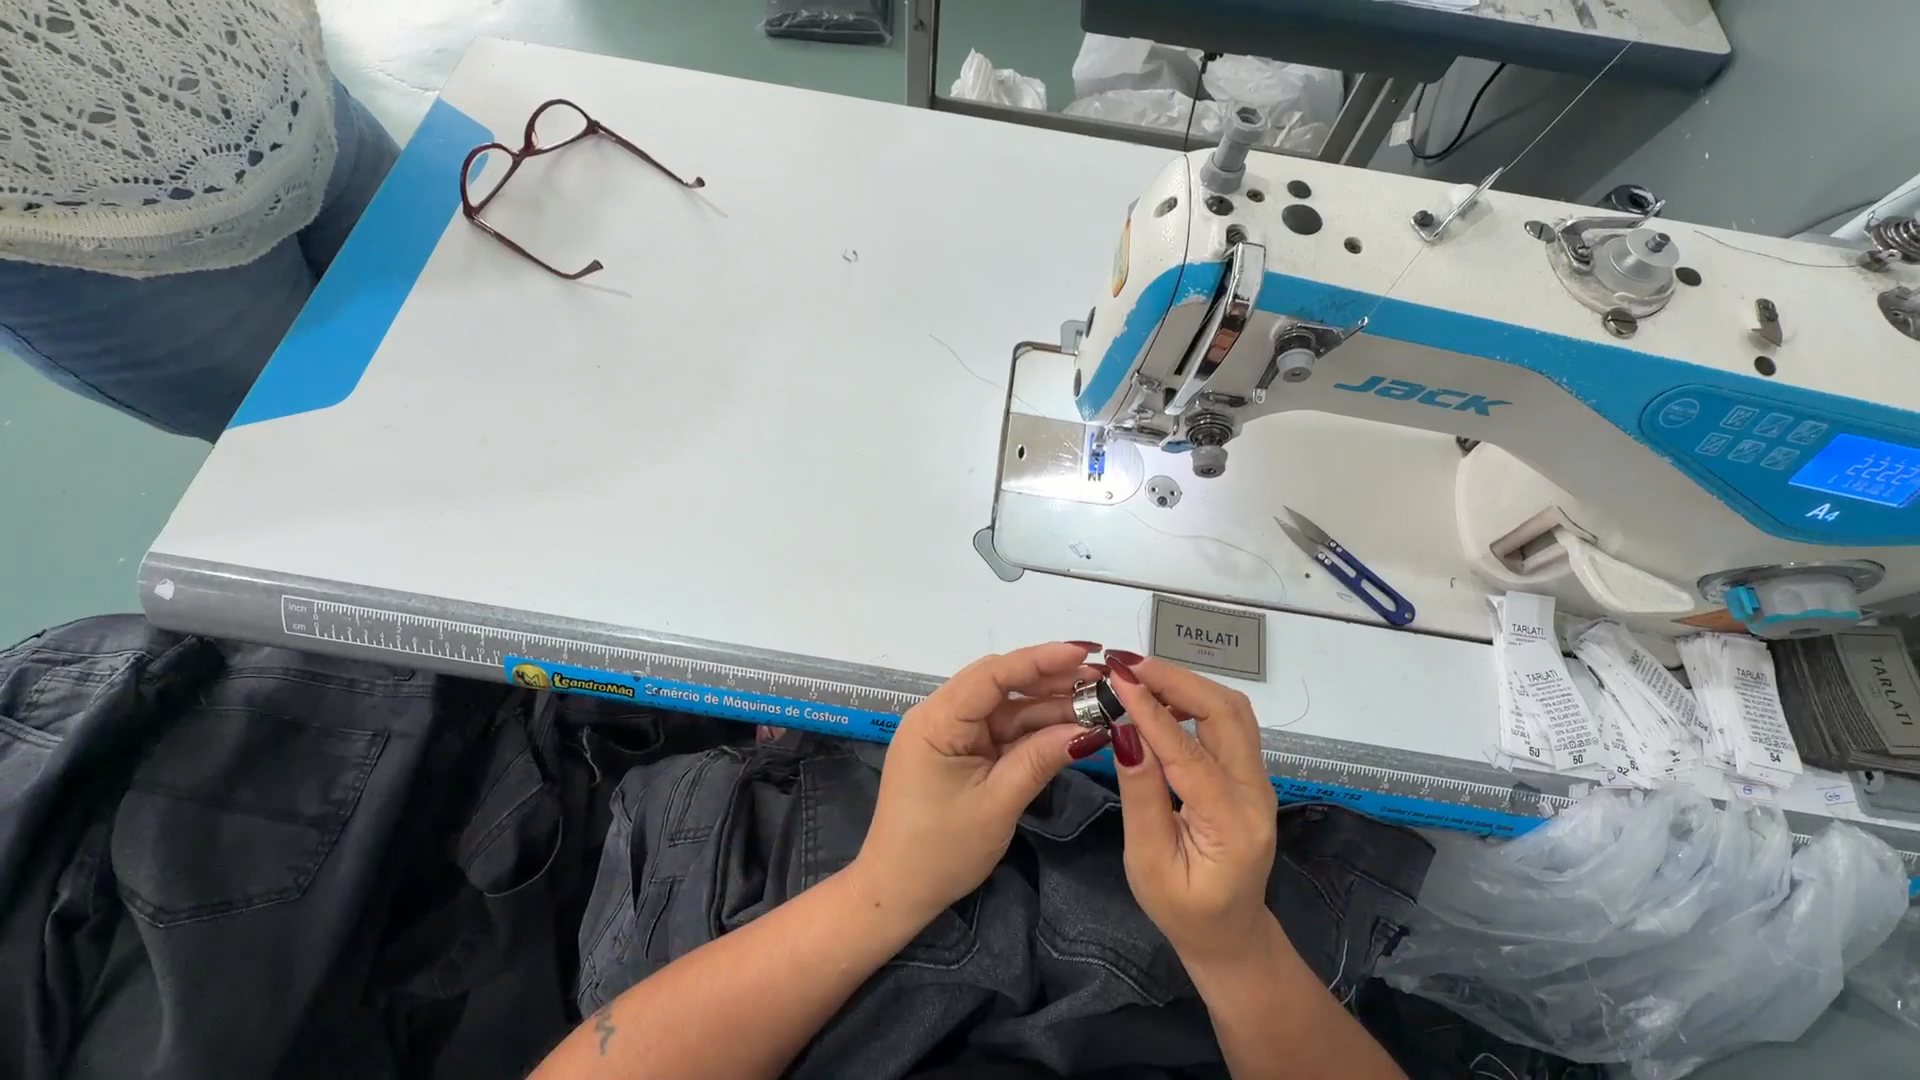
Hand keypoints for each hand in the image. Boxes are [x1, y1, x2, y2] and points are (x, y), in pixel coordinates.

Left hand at [852, 643, 1111, 923]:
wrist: (896, 892)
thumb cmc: (941, 851)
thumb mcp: (998, 804)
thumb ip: (1042, 758)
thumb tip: (1092, 729)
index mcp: (937, 721)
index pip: (992, 674)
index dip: (1041, 659)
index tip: (1085, 652)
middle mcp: (939, 716)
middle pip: (1000, 684)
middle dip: (1051, 680)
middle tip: (1102, 681)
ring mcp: (949, 734)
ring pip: (1005, 707)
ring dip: (1048, 705)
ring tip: (1098, 702)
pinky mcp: (958, 752)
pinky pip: (1000, 730)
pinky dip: (1033, 729)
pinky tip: (1070, 726)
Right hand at [1102, 652, 1280, 971]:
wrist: (1230, 936)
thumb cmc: (1183, 910)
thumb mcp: (1148, 862)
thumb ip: (1141, 795)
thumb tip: (1123, 733)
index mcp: (1231, 824)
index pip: (1189, 753)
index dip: (1151, 712)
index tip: (1117, 679)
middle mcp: (1256, 793)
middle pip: (1227, 713)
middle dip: (1177, 680)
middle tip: (1127, 664)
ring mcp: (1258, 780)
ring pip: (1231, 710)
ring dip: (1186, 684)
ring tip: (1138, 674)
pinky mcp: (1248, 774)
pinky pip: (1227, 723)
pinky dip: (1193, 699)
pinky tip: (1159, 697)